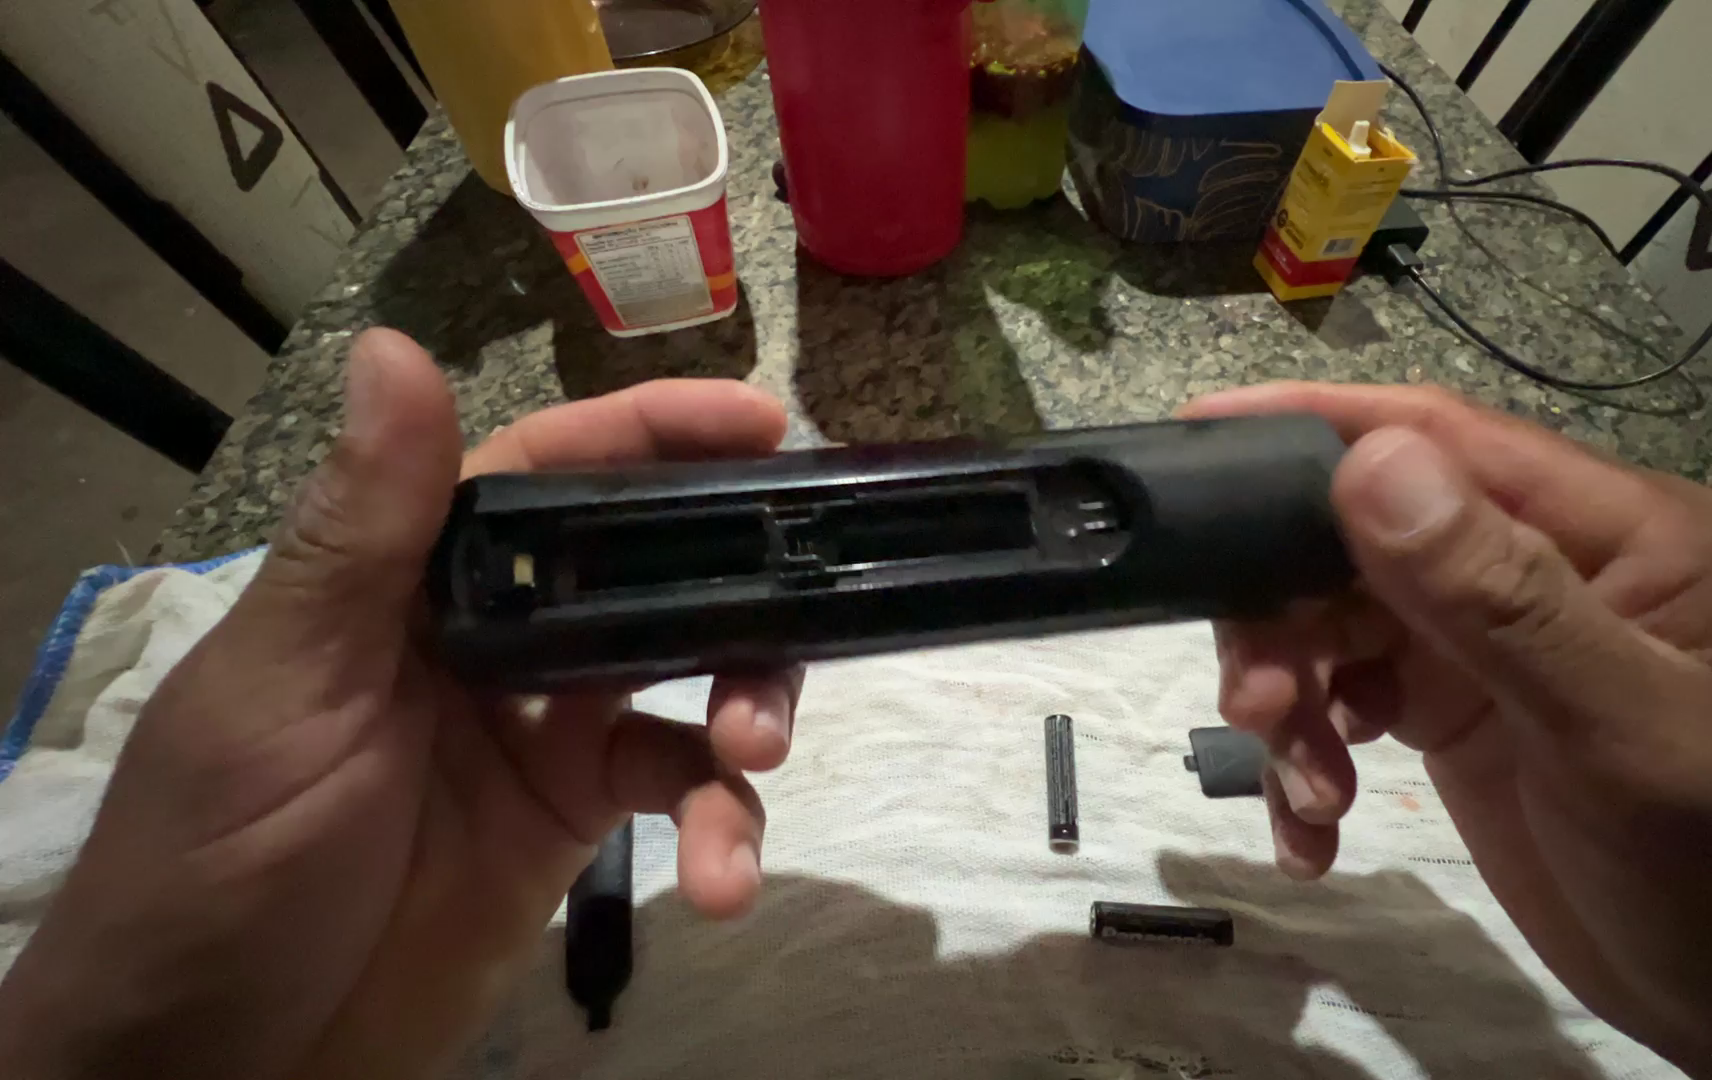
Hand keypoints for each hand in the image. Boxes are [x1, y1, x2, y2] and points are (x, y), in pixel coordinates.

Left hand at [0, 329, 801, 1079]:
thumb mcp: (286, 683)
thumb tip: (394, 349)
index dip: (665, 432)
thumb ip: (365, 531)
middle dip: (746, 583)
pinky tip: (724, 878)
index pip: (568, 471)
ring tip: (756, 756)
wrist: (234, 1060)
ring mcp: (575, 719)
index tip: (764, 420)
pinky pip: (694, 789)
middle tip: (808, 597)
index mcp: (447, 579)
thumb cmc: (228, 857)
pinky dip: (724, 825)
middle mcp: (526, 632)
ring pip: (706, 677)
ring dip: (753, 709)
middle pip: (670, 570)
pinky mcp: (605, 804)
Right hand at [1183, 383, 1711, 1077]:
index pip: (1436, 438)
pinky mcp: (1442, 707)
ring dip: (1289, 703)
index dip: (1311, 423)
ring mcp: (1477, 641)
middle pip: (1350, 546)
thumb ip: (1498, 597)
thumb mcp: (1627, 734)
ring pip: (1328, 628)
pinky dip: (1307, 760)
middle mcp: (1528, 569)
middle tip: (1254, 704)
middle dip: (1282, 621)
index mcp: (1604, 532)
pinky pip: (1339, 702)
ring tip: (1304, 788)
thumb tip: (1366, 461)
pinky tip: (1313, 827)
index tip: (1200, 428)